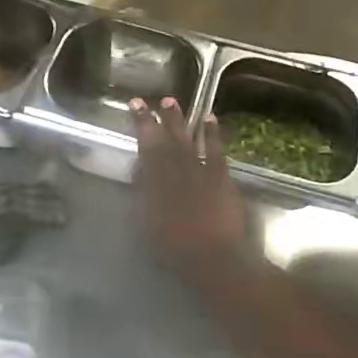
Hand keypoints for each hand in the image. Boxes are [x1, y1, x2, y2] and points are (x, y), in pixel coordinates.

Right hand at [131, 97, 248, 281]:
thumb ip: (142, 196)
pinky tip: (209, 118)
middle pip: (165, 139)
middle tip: (151, 100)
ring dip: (180, 120)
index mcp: (154, 182)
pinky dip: (212, 133)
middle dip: (156, 118)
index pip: (146, 146)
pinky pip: (215, 149)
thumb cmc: (175, 249)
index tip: (136, 106)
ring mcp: (201, 171)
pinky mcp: (221, 177)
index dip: (141, 125)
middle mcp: (177, 170)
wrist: (213, 257)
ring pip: (188, 139)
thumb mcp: (146, 225)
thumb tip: (139, 173)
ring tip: (172, 101)